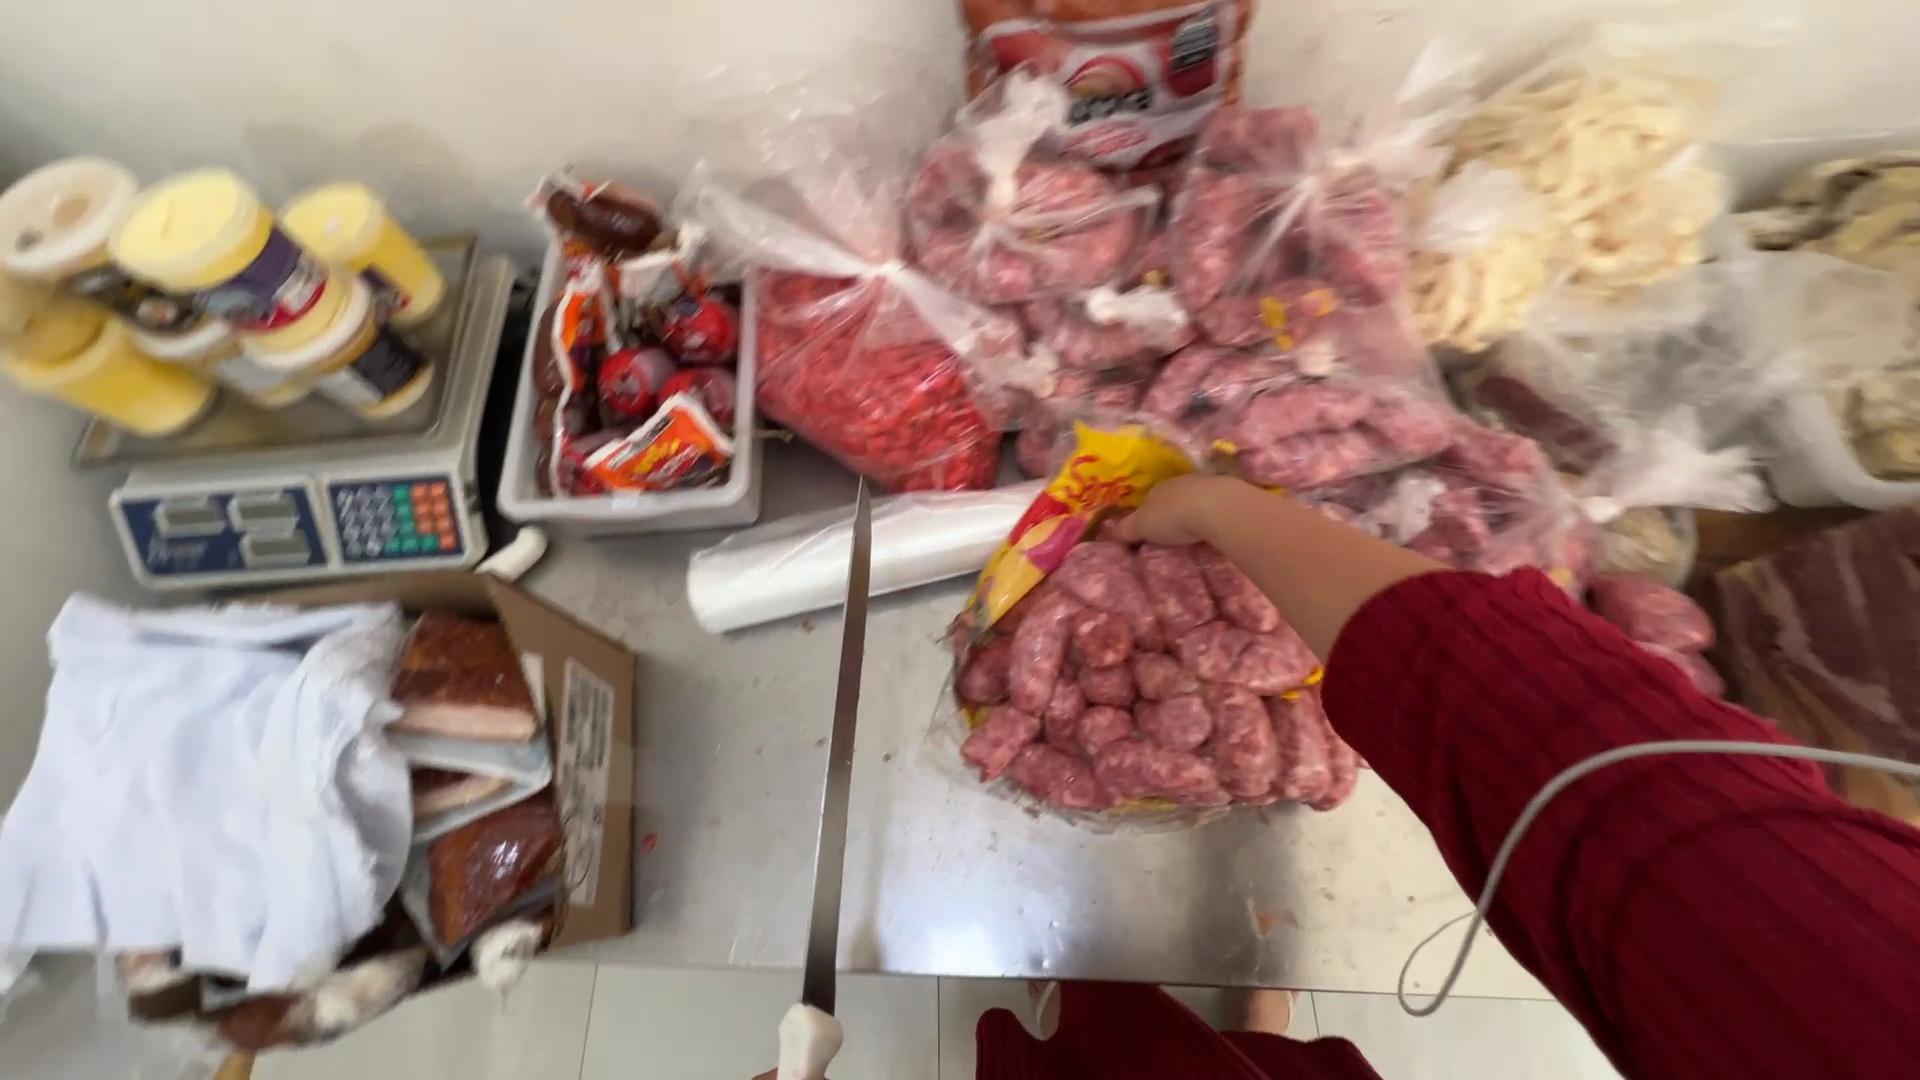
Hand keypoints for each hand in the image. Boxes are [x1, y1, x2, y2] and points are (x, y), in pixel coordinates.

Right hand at [1113, 473, 1245, 545]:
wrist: (1217, 506)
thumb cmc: (1173, 516)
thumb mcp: (1142, 527)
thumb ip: (1126, 529)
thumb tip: (1110, 532)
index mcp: (1156, 489)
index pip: (1148, 500)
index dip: (1148, 515)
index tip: (1150, 530)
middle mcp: (1178, 482)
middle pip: (1172, 497)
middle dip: (1172, 510)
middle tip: (1173, 530)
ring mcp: (1204, 483)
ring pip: (1193, 496)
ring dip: (1193, 508)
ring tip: (1196, 527)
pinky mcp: (1226, 490)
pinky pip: (1214, 500)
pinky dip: (1211, 509)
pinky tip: (1214, 521)